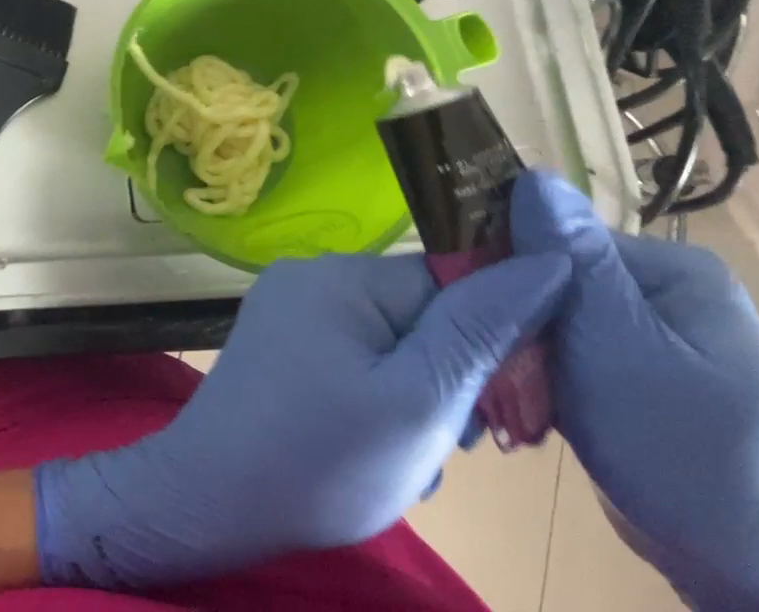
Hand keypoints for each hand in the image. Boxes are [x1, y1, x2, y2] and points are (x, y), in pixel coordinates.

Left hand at [34, 248, 567, 588]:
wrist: (208, 501)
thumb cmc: (320, 460)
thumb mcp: (421, 400)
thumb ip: (483, 328)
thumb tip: (550, 256)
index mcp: (342, 275)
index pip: (455, 283)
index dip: (492, 342)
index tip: (499, 405)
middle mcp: (311, 276)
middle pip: (424, 315)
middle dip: (450, 381)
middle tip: (439, 443)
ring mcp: (288, 310)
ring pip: (395, 346)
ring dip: (417, 401)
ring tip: (400, 457)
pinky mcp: (279, 344)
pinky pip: (356, 360)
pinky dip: (377, 403)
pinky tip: (369, 450)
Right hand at [512, 172, 758, 609]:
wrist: (754, 574)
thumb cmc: (687, 450)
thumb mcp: (619, 347)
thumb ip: (573, 262)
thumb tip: (530, 174)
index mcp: (668, 269)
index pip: (550, 238)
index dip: (496, 267)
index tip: (459, 308)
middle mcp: (657, 294)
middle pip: (543, 281)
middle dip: (503, 320)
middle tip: (479, 362)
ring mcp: (644, 340)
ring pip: (543, 324)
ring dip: (511, 355)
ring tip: (495, 392)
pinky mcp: (626, 382)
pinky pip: (557, 360)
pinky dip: (530, 381)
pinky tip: (517, 406)